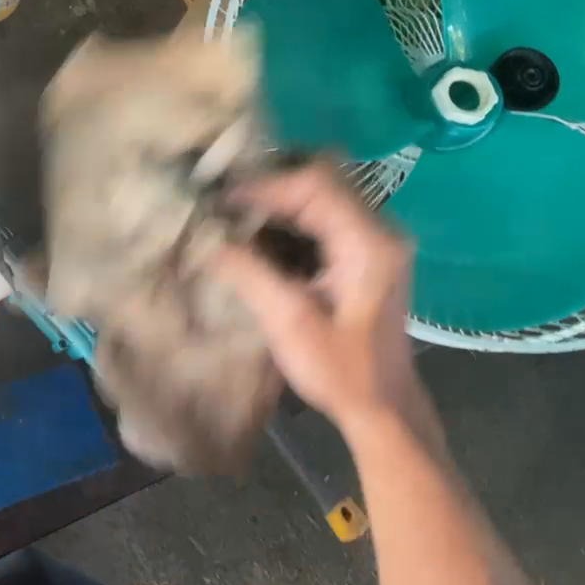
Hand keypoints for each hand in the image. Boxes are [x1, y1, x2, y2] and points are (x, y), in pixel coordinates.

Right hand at [212, 164, 425, 436]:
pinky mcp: (359, 252)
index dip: (263, 184)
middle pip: (321, 176)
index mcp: (369, 242)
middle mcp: (377, 229)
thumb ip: (248, 272)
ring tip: (230, 212)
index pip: (315, 184)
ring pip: (319, 191)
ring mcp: (370, 239)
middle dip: (268, 181)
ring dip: (274, 197)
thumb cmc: (341, 371)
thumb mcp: (288, 322)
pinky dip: (284, 215)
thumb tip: (202, 236)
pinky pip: (319, 214)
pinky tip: (253, 232)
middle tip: (222, 198)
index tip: (219, 200)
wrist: (382, 408)